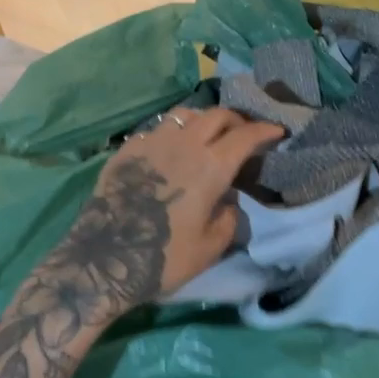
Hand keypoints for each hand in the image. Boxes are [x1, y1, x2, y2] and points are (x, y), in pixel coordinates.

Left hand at [47, 106, 283, 313]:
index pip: (246, 135)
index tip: (277, 131)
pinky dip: (172, 134)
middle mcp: (185, 144)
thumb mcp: (211, 247)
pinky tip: (170, 150)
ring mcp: (151, 142)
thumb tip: (228, 200)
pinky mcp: (126, 150)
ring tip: (207, 134)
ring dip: (203, 120)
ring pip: (184, 115)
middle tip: (243, 133)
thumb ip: (229, 217)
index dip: (265, 130)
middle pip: (217, 115)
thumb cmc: (163, 258)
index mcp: (212, 166)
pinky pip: (156, 130)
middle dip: (236, 120)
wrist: (101, 262)